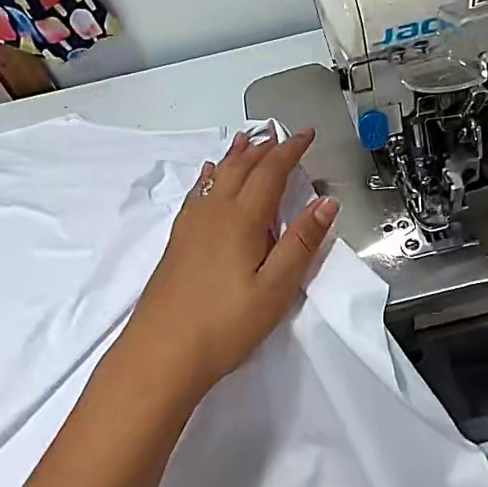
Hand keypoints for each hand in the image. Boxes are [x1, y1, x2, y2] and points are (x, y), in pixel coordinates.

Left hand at [120, 128, 339, 395]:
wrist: (161, 353)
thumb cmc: (225, 324)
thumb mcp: (275, 288)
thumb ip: (301, 243)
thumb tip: (326, 202)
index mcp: (242, 220)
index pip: (270, 173)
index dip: (290, 150)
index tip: (306, 133)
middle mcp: (214, 213)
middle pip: (241, 168)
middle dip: (263, 148)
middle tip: (279, 133)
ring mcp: (191, 226)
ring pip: (217, 177)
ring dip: (235, 156)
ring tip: (246, 140)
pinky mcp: (177, 241)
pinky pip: (197, 194)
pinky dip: (208, 177)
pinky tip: (207, 176)